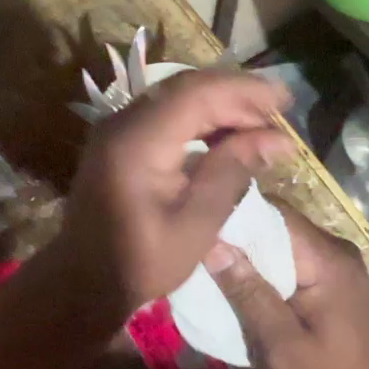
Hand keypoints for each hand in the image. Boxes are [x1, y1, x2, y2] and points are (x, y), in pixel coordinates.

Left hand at [60, 68, 292, 311]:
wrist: (83, 280)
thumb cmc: (140, 261)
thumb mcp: (195, 224)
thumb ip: (232, 172)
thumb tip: (277, 138)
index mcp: (137, 141)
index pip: (196, 93)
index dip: (243, 91)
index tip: (285, 101)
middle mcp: (122, 122)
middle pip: (185, 88)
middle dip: (235, 95)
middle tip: (279, 111)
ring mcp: (116, 129)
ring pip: (175, 97)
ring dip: (219, 105)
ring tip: (261, 123)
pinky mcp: (118, 140)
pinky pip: (163, 113)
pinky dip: (198, 118)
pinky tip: (226, 135)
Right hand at [206, 206, 368, 368]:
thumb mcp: (281, 346)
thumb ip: (249, 295)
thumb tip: (214, 247)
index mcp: (327, 260)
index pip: (275, 213)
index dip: (236, 214)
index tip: (200, 227)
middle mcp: (337, 250)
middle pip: (280, 223)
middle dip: (241, 232)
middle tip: (201, 248)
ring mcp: (340, 262)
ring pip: (286, 239)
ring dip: (254, 250)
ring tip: (216, 263)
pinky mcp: (338, 278)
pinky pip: (296, 256)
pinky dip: (270, 264)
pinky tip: (248, 282)